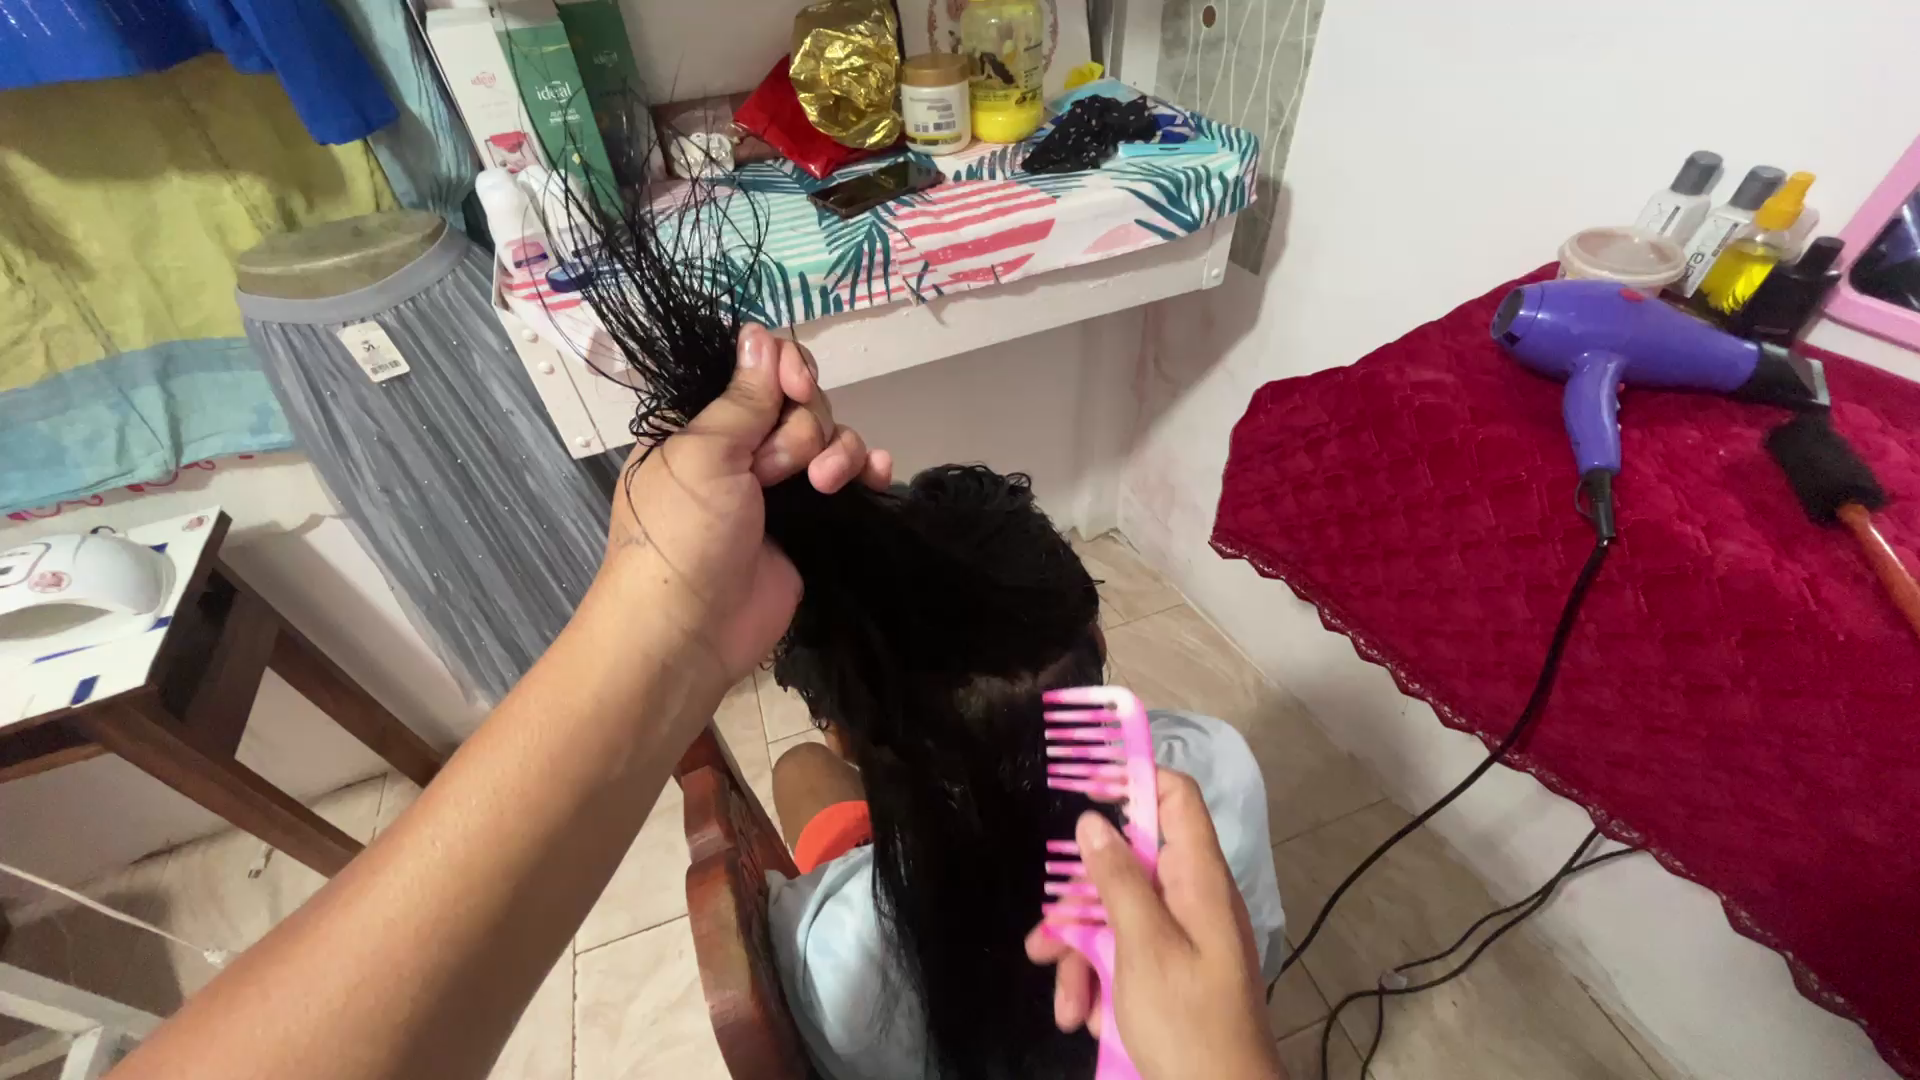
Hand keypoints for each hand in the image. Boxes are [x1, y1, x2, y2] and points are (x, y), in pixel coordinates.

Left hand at [598, 324, 891, 683]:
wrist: (693, 628)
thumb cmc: (683, 532)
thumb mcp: (703, 453)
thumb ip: (742, 396)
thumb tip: (760, 333)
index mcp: (704, 421)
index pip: (758, 368)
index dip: (785, 369)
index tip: (794, 386)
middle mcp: (744, 445)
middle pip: (801, 401)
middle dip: (803, 427)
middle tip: (776, 469)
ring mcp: (779, 483)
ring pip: (830, 437)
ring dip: (837, 451)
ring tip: (822, 485)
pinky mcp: (811, 518)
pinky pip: (848, 478)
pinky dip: (866, 469)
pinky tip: (877, 474)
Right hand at [1025, 769, 1284, 1079]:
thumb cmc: (1189, 1024)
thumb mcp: (1144, 948)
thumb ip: (1118, 879)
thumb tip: (1092, 820)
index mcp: (1197, 878)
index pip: (1175, 797)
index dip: (1132, 779)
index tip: (1085, 785)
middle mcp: (1188, 896)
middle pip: (1126, 864)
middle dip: (1082, 901)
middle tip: (1048, 931)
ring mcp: (1177, 934)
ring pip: (1113, 913)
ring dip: (1080, 954)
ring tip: (1063, 1000)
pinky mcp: (1165, 967)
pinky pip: (1121, 951)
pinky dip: (1097, 979)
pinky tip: (1083, 1016)